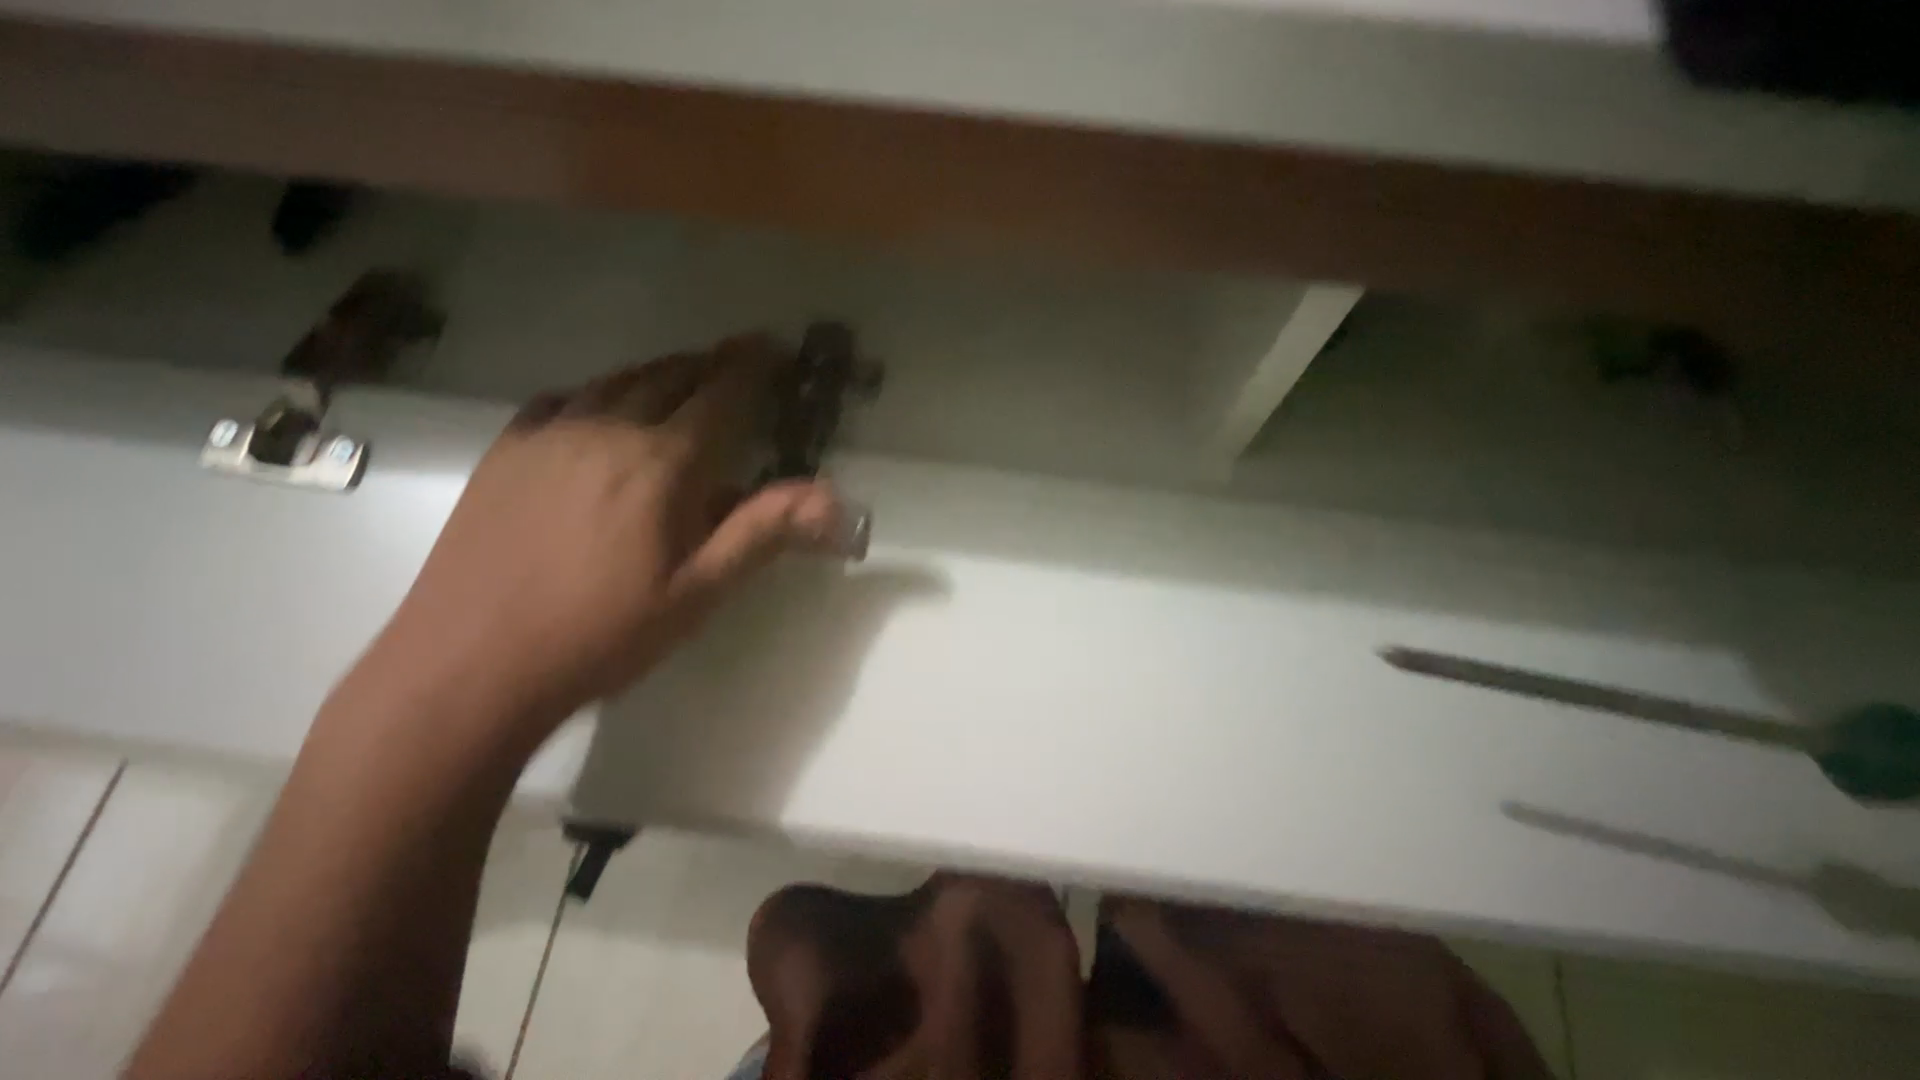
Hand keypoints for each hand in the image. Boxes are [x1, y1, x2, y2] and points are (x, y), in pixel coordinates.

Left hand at [379, 336, 852, 737]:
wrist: (471, 662)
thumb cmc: (601, 635)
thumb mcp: (696, 594)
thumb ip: (763, 533)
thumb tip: (836, 499)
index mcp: (663, 463)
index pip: (721, 393)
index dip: (752, 365)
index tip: (773, 344)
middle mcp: (608, 429)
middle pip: (670, 376)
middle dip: (710, 364)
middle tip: (736, 362)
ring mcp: (549, 434)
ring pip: (617, 382)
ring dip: (658, 373)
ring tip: (680, 379)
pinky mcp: (506, 451)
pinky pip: (564, 399)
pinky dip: (599, 393)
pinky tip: (599, 410)